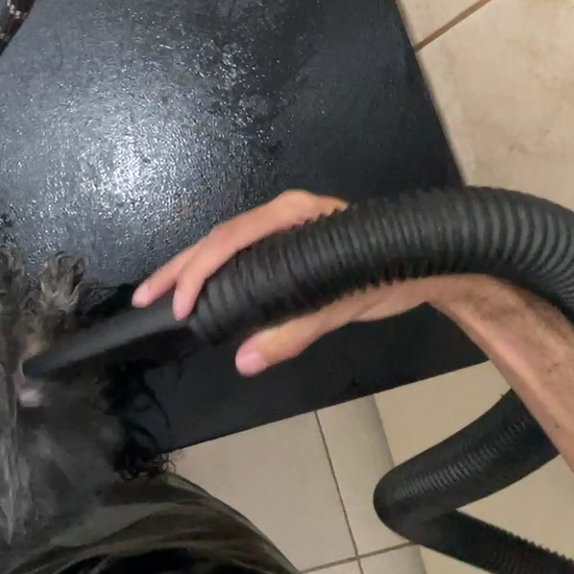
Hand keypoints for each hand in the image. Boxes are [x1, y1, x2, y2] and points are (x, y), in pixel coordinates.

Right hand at [132, 190, 495, 375]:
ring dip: (190, 268)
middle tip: (144, 296)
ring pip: (222, 242)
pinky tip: (200, 289)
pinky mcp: (285, 238)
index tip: (181, 305)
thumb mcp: (342, 304)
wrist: (429, 260)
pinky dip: (213, 269)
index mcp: (291, 216)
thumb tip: (243, 360)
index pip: (230, 239)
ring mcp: (281, 224)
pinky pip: (238, 251)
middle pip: (216, 237)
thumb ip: (293, 331)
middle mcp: (280, 213)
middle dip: (178, 267)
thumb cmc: (388, 272)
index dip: (199, 271)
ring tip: (160, 293)